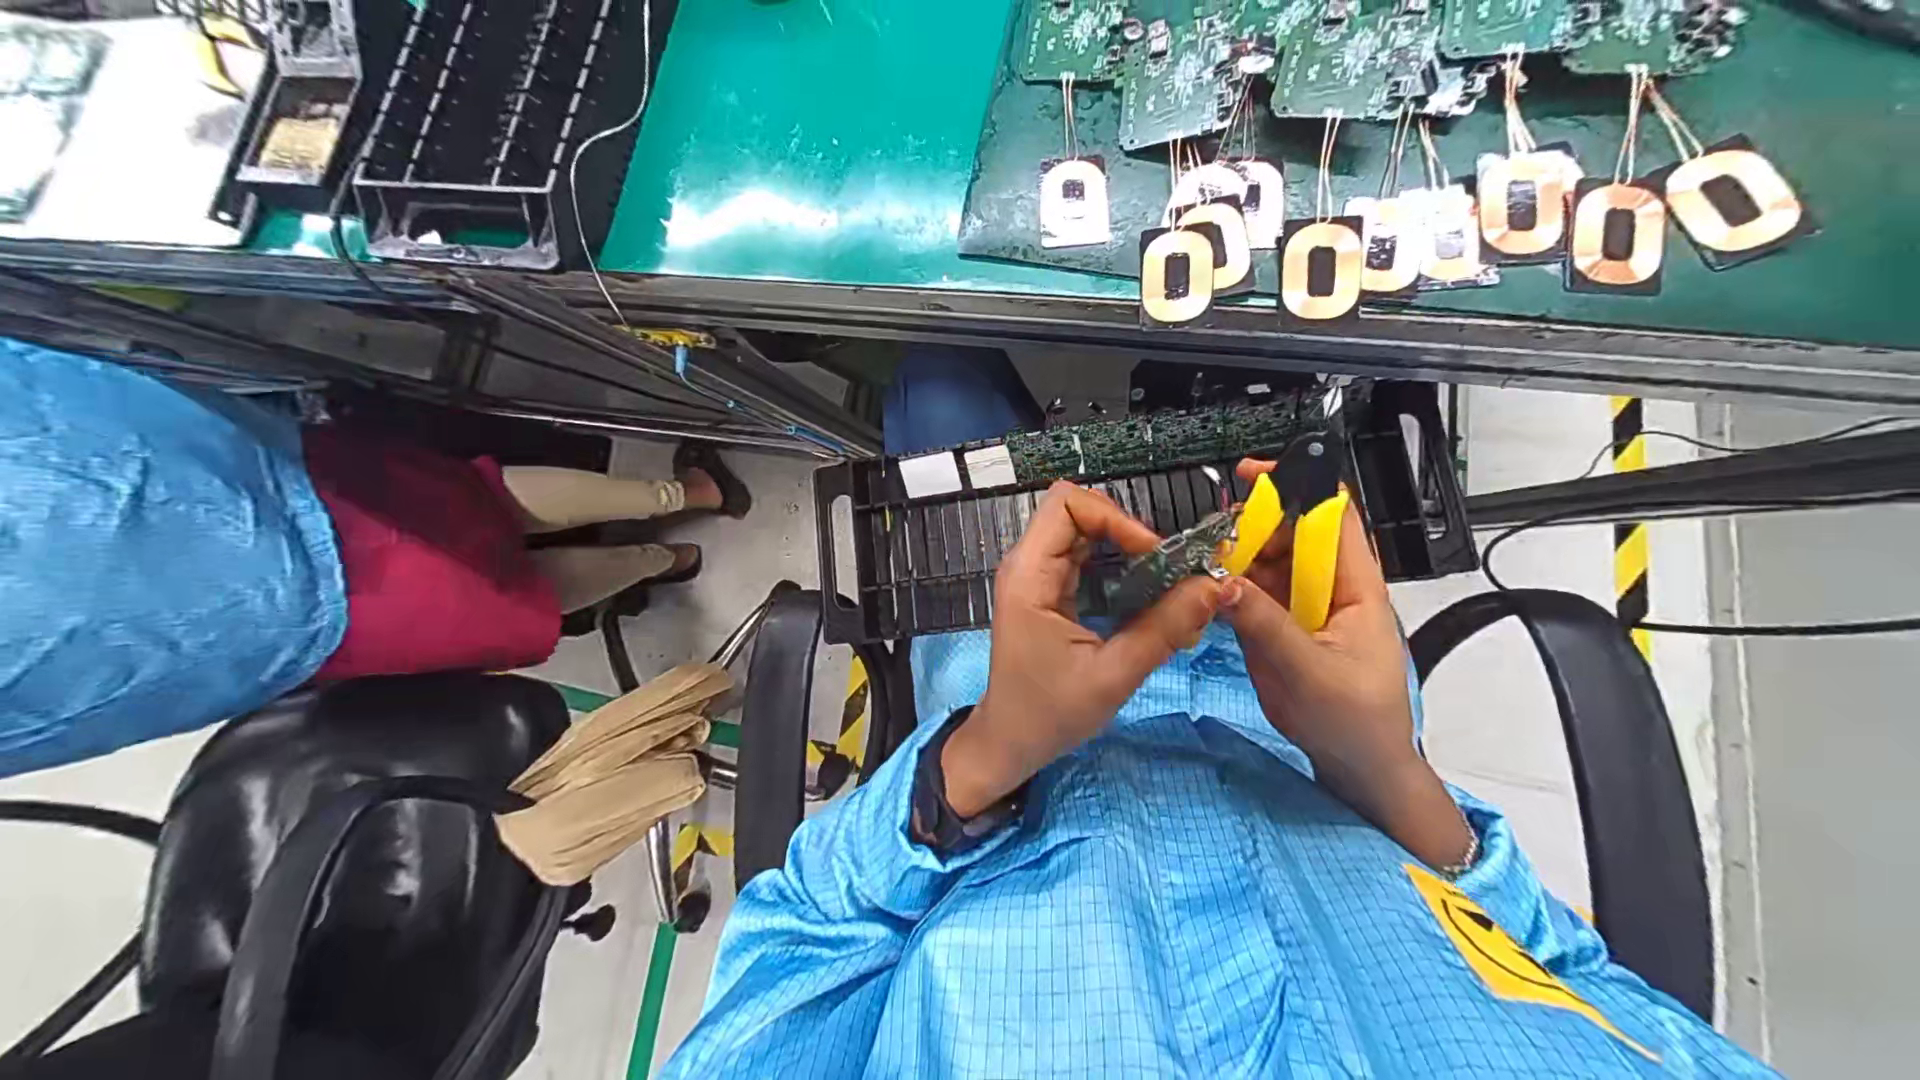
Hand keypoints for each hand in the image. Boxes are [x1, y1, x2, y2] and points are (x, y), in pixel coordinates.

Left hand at [940, 482, 1223, 815]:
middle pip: (1078, 510)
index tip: (1153, 555)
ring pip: (1085, 531)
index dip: (1116, 517)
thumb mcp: (1114, 675)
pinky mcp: (1046, 589)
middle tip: (1166, 568)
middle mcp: (1026, 564)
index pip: (1068, 504)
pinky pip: (1085, 556)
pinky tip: (1144, 595)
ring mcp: (1034, 575)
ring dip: (1127, 547)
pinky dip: (1119, 565)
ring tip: (1163, 582)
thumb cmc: (1049, 713)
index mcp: (1029, 575)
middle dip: (1128, 529)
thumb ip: (1165, 627)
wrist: (1009, 739)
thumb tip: (1216, 586)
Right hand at [1219, 459, 1471, 869]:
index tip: (1251, 475)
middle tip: (1209, 533)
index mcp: (1355, 586)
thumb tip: (1222, 580)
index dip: (1298, 486)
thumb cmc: (1353, 720)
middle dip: (1249, 524)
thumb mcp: (1310, 672)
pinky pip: (1246, 593)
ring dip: (1231, 556)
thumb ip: (1266, 624)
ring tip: (1198, 560)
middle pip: (1287, 534)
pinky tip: (1201, 587)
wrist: (1354, 765)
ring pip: (1261, 562)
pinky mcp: (1275, 626)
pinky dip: (1223, 586)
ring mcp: (1297, 606)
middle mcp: (1325, 586)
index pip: (1333, 518)